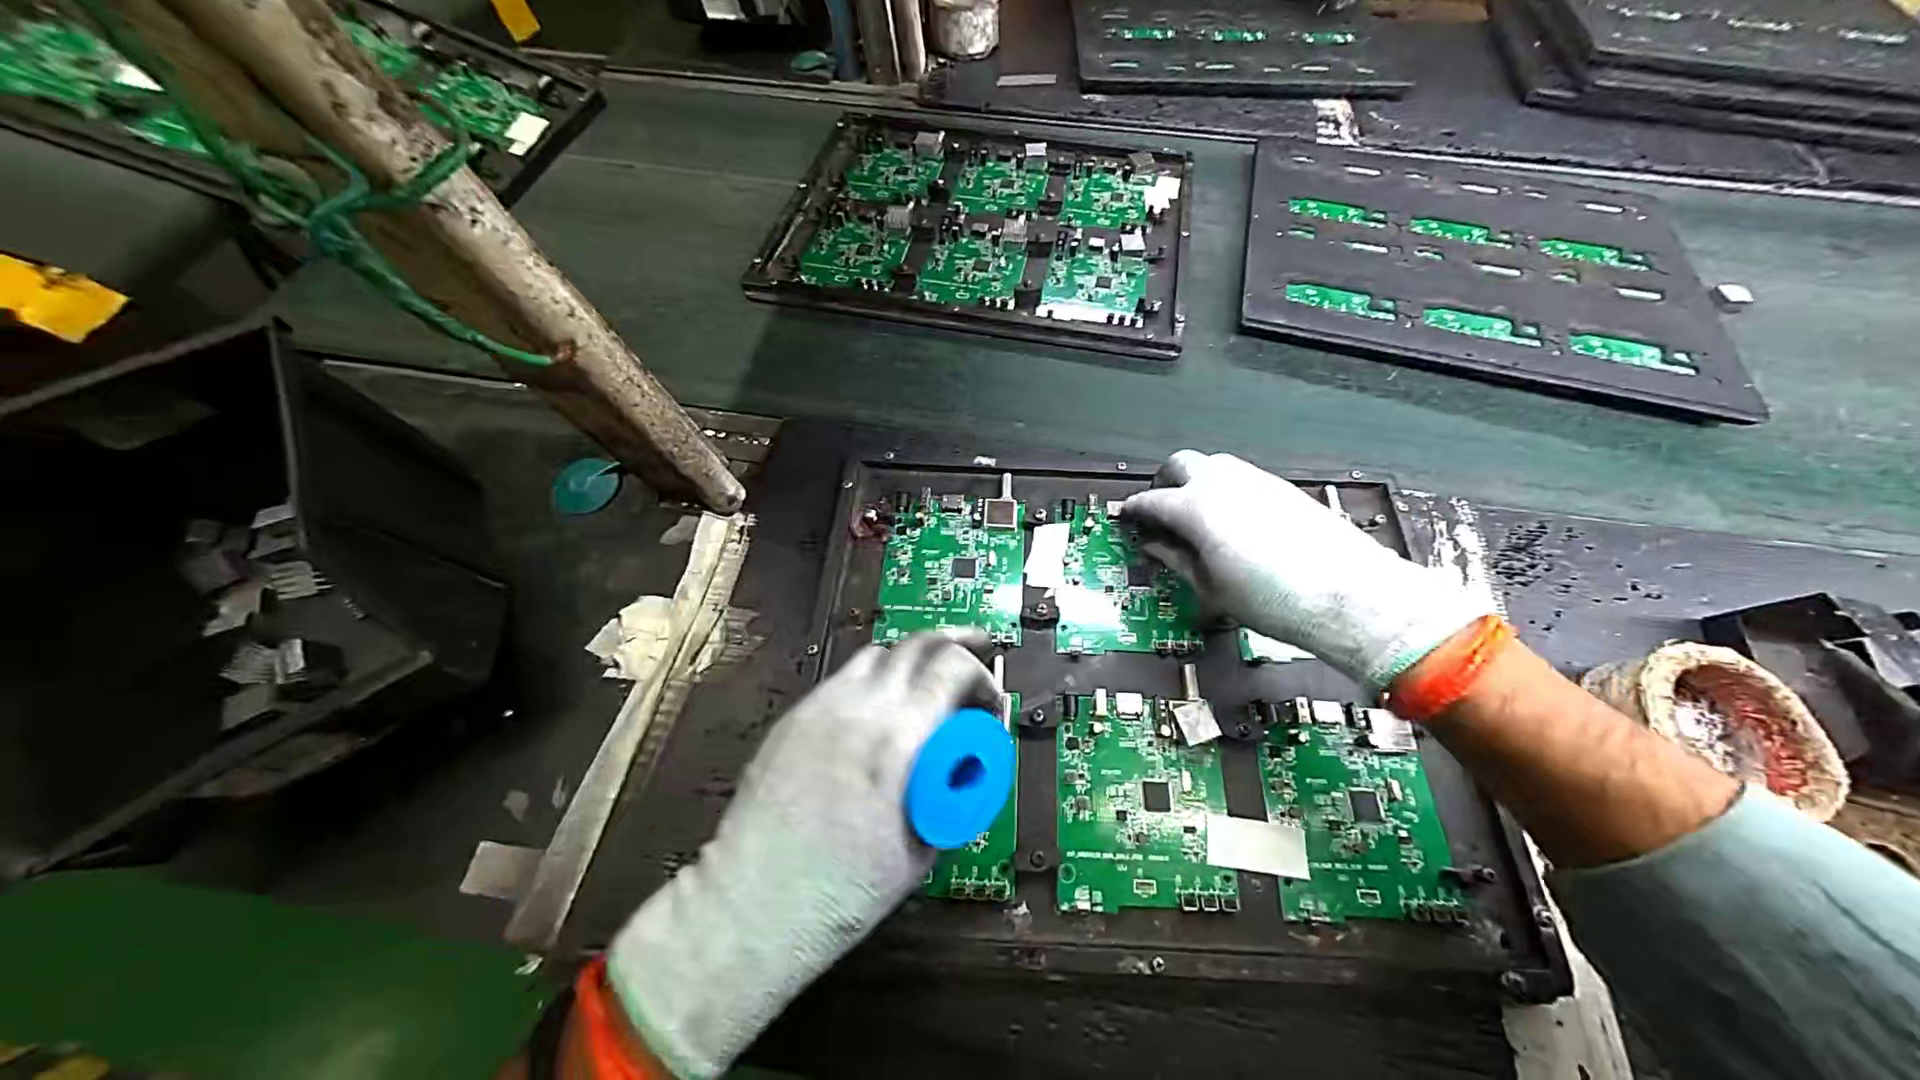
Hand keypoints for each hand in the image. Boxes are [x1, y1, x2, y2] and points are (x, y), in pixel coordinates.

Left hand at [605, 631, 999, 1078]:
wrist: (753, 903)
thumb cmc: (842, 892)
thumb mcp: (921, 845)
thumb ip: (949, 789)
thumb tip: (966, 761)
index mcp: (896, 742)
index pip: (951, 666)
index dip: (982, 676)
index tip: (989, 704)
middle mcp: (858, 709)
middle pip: (917, 645)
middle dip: (956, 647)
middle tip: (975, 661)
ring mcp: (819, 708)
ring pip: (879, 652)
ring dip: (913, 660)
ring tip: (928, 685)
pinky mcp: (794, 718)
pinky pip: (844, 678)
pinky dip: (875, 680)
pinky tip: (881, 710)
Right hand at [1121, 450, 1492, 689]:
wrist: (1348, 595)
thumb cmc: (1278, 598)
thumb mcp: (1209, 586)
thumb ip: (1176, 559)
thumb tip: (1157, 547)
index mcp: (1195, 507)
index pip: (1150, 501)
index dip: (1134, 511)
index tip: (1129, 519)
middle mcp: (1223, 483)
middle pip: (1178, 464)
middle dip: (1162, 483)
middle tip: (1157, 509)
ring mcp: (1256, 481)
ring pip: (1212, 466)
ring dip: (1194, 483)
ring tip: (1192, 517)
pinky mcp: (1282, 488)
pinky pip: (1240, 479)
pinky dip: (1223, 491)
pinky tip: (1227, 522)